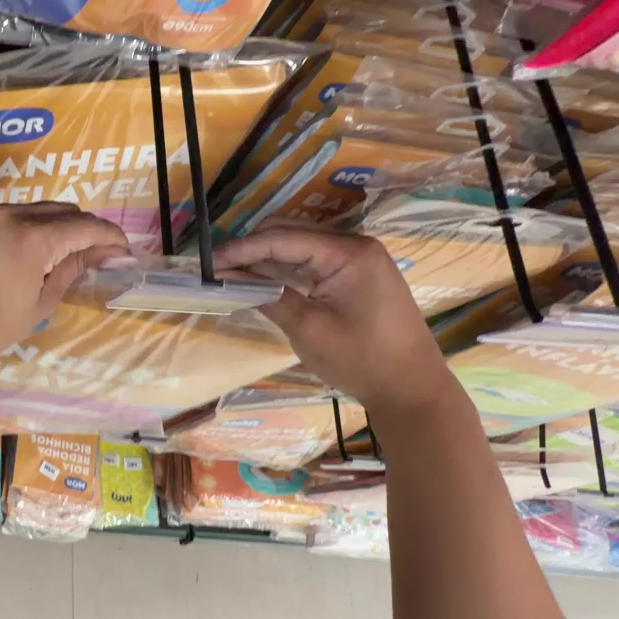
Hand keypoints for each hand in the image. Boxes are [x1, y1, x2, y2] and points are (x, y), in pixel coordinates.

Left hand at [0, 203, 130, 372]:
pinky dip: (26, 225)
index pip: (84, 226)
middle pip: (62, 210)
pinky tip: (29, 250)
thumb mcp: (41, 301)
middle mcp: (10, 215)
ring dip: (55, 225)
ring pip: (36, 208)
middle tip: (96, 254)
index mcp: (32, 238)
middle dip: (83, 229)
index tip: (122, 250)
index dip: (109, 236)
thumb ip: (75, 268)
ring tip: (62, 253)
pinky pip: (10, 213)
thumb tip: (112, 253)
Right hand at [218, 225, 451, 412]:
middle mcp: (354, 246)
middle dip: (251, 247)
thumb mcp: (307, 329)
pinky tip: (259, 278)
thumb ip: (268, 296)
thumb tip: (229, 278)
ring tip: (230, 272)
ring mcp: (357, 258)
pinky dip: (283, 265)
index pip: (283, 239)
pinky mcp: (356, 273)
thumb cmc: (360, 359)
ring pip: (298, 244)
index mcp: (348, 254)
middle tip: (216, 268)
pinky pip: (311, 259)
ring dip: (264, 255)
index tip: (208, 262)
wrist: (410, 386)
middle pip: (290, 232)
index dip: (242, 249)